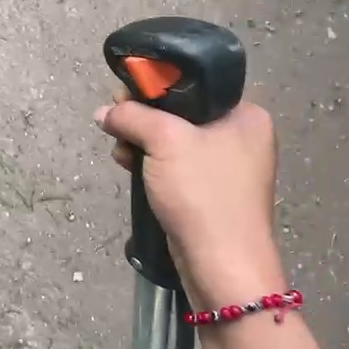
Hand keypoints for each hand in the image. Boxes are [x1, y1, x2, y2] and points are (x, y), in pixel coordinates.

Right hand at [96, 97, 284, 305]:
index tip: (126, 98)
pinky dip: (147, 162)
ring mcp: (224, 165)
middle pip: (176, 110)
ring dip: (138, 141)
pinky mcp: (206, 189)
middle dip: (140, 118)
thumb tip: (103, 113)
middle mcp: (239, 136)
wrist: (221, 264)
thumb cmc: (203, 193)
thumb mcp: (164, 140)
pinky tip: (129, 167)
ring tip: (123, 154)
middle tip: (121, 128)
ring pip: (168, 137)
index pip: (191, 84)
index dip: (154, 87)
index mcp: (245, 115)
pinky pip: (170, 162)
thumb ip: (130, 115)